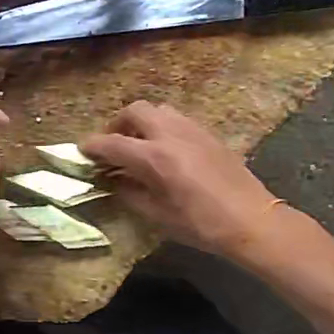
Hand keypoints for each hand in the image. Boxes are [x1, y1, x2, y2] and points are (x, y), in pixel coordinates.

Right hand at [82, 101, 283, 254]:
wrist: (252, 220)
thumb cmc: (200, 224)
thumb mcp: (156, 214)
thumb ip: (129, 192)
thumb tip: (113, 181)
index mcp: (154, 157)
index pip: (112, 143)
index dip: (92, 146)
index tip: (82, 151)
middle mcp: (170, 135)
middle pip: (135, 111)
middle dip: (117, 124)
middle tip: (112, 145)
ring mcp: (192, 130)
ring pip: (158, 110)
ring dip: (141, 122)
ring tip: (138, 144)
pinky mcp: (208, 134)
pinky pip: (177, 119)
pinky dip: (161, 127)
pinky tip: (164, 150)